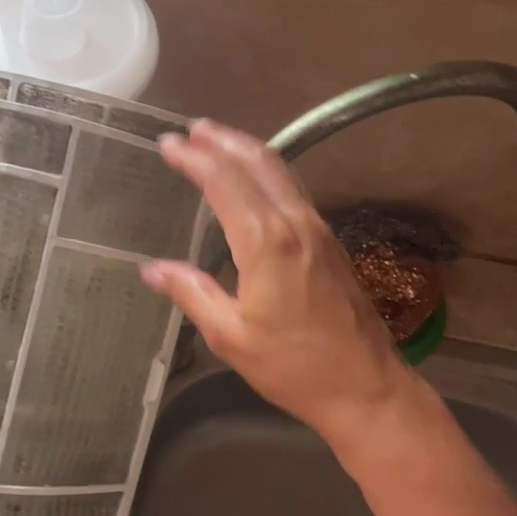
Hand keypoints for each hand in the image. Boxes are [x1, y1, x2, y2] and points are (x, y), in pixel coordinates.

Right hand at [142, 119, 415, 450]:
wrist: (364, 386)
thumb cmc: (291, 366)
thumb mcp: (229, 335)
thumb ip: (191, 293)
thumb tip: (153, 268)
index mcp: (267, 244)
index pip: (225, 182)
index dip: (195, 159)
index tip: (168, 144)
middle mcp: (296, 224)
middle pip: (258, 163)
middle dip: (222, 141)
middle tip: (191, 130)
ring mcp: (318, 231)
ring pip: (281, 172)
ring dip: (246, 150)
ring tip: (216, 140)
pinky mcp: (329, 244)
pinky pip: (292, 191)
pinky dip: (266, 172)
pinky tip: (253, 180)